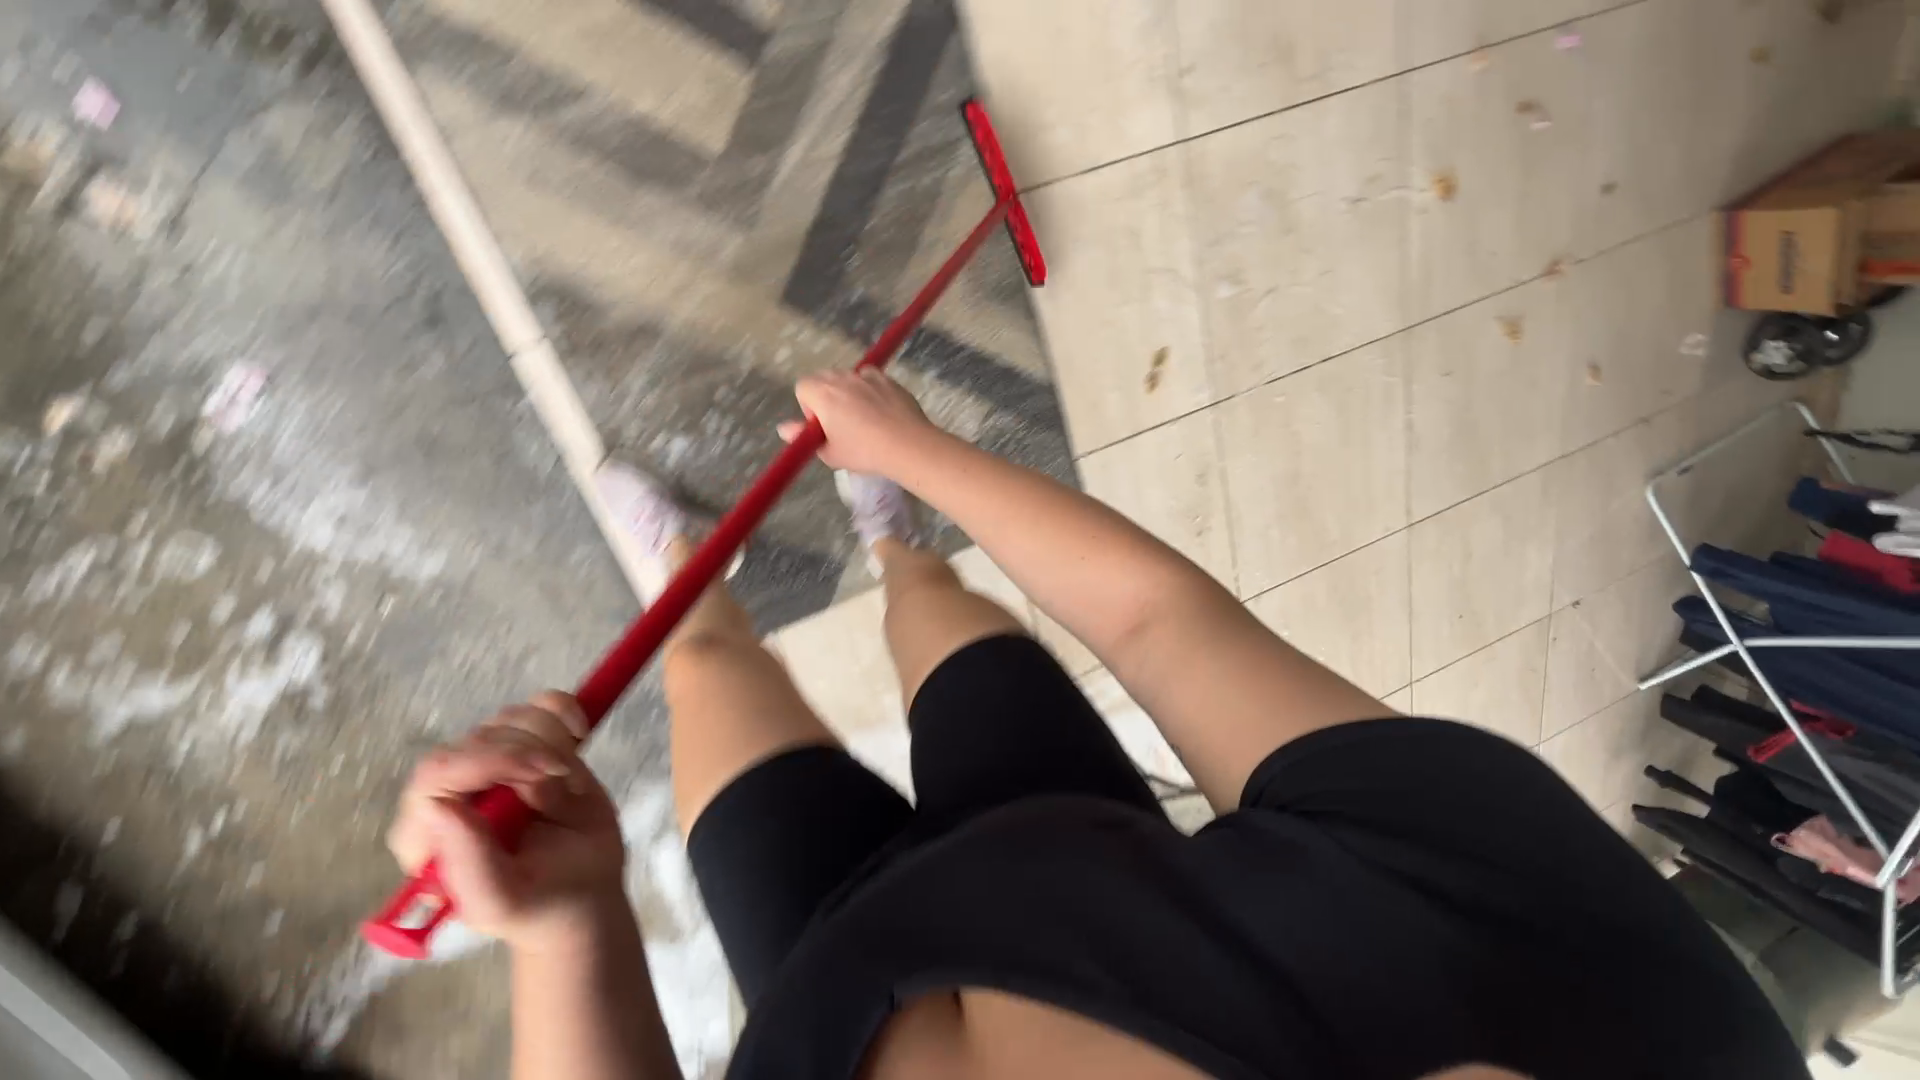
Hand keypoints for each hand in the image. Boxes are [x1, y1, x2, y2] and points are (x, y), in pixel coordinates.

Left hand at [387, 691, 627, 951]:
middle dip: (530, 754)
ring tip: (566, 785)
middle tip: (561, 786)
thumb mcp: (499, 902)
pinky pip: (541, 705)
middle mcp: (455, 791)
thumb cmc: (538, 905)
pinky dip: (564, 710)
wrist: (584, 891)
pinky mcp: (532, 746)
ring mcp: (495, 764)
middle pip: (480, 738)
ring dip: (551, 742)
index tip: (541, 774)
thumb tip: (439, 808)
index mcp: (429, 831)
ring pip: (513, 718)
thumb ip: (468, 863)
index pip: (438, 771)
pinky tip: (577, 732)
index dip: (490, 760)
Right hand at [776, 368, 940, 475]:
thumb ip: (803, 438)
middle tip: (840, 425)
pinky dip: (871, 391)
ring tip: (864, 420)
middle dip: (826, 397)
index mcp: (822, 393)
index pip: (802, 387)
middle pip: (824, 379)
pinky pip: (872, 380)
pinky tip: (882, 413)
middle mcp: (843, 377)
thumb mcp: (829, 453)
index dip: (808, 408)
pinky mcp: (889, 380)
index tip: (822, 428)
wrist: (907, 444)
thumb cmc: (863, 452)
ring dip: (849, 393)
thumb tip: (783, 429)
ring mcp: (868, 375)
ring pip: (849, 379)